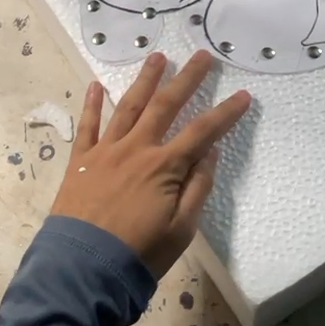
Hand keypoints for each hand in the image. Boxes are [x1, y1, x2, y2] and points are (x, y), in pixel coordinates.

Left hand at [50, 51, 252, 277]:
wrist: (82, 268)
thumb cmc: (139, 254)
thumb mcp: (181, 230)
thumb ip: (197, 188)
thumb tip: (209, 153)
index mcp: (164, 167)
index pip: (202, 132)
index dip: (225, 113)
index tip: (243, 95)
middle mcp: (136, 149)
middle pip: (165, 106)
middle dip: (187, 79)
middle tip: (202, 56)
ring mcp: (106, 151)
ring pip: (127, 106)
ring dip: (145, 80)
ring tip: (158, 57)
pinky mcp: (81, 161)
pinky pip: (87, 126)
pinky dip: (91, 104)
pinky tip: (95, 84)